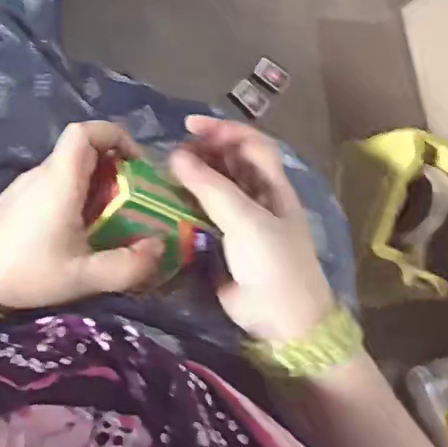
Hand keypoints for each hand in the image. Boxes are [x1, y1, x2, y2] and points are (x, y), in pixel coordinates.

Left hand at [0, 121, 163, 309]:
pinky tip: (78, 228)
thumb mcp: (84, 276)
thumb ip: (127, 265)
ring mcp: (26, 184)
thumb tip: (158, 248)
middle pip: (81, 149)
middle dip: (113, 165)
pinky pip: (53, 183)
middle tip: (131, 198)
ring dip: (94, 183)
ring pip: (67, 167)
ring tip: (109, 218)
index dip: (115, 135)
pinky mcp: (16, 198)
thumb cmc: (28, 271)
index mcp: (60, 180)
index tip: (136, 163)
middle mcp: (42, 173)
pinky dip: (74, 194)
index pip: (85, 131)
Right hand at [169, 115, 334, 340]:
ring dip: (193, 176)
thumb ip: (210, 187)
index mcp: (274, 187)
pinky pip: (203, 214)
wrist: (282, 319)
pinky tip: (167, 202)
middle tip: (171, 152)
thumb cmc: (272, 263)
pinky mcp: (223, 243)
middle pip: (231, 163)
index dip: (223, 130)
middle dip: (204, 151)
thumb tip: (176, 156)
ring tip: (165, 174)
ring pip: (215, 188)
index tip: (188, 127)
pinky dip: (186, 203)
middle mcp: (258, 199)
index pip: (251, 144)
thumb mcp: (245, 220)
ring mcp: (241, 222)